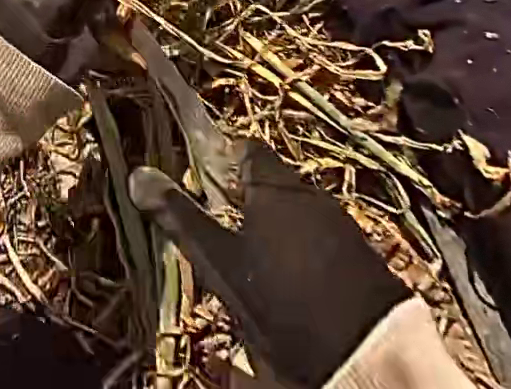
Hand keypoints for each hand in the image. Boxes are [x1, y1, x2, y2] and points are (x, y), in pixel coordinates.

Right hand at [130, 143, 410, 388]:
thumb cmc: (284, 302)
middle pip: (269, 181)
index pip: (245, 148)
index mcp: (275, 186)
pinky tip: (291, 282)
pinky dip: (300, 249)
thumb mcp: (221, 262)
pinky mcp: (364, 260)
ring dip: (272, 224)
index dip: (221, 158)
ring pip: (295, 211)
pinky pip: (321, 238)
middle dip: (244, 196)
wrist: (373, 362)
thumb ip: (180, 216)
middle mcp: (311, 195)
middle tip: (219, 223)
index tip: (201, 178)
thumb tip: (137, 173)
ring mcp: (343, 227)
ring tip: (252, 257)